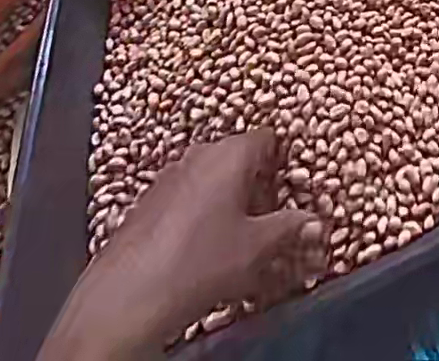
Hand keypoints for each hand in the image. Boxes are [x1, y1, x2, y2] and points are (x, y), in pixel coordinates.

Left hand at [40, 130, 324, 359]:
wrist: (124, 299)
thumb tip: (315, 221)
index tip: (289, 190)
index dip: (282, 163)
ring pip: (212, 176)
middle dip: (257, 184)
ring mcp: (170, 174)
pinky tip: (199, 248)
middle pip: (240, 156)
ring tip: (234, 238)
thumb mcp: (256, 248)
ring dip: (228, 199)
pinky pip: (187, 194)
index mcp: (231, 153)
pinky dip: (200, 211)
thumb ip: (289, 228)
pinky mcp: (148, 200)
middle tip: (266, 220)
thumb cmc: (199, 263)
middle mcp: (200, 153)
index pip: (268, 138)